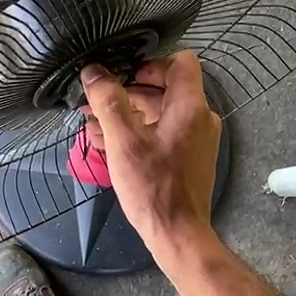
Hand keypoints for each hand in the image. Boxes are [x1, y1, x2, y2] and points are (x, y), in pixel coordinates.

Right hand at [80, 53, 222, 250]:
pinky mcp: (188, 159)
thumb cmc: (154, 190)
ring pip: (160, 114)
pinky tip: (109, 144)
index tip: (123, 75)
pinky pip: (163, 134)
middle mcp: (200, 120)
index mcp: (190, 108)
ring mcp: (196, 140)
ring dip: (128, 115)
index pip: (180, 62)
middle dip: (127, 93)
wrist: (177, 233)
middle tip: (98, 101)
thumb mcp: (123, 141)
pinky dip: (139, 133)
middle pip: (165, 89)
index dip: (149, 63)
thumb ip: (108, 101)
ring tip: (95, 124)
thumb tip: (95, 73)